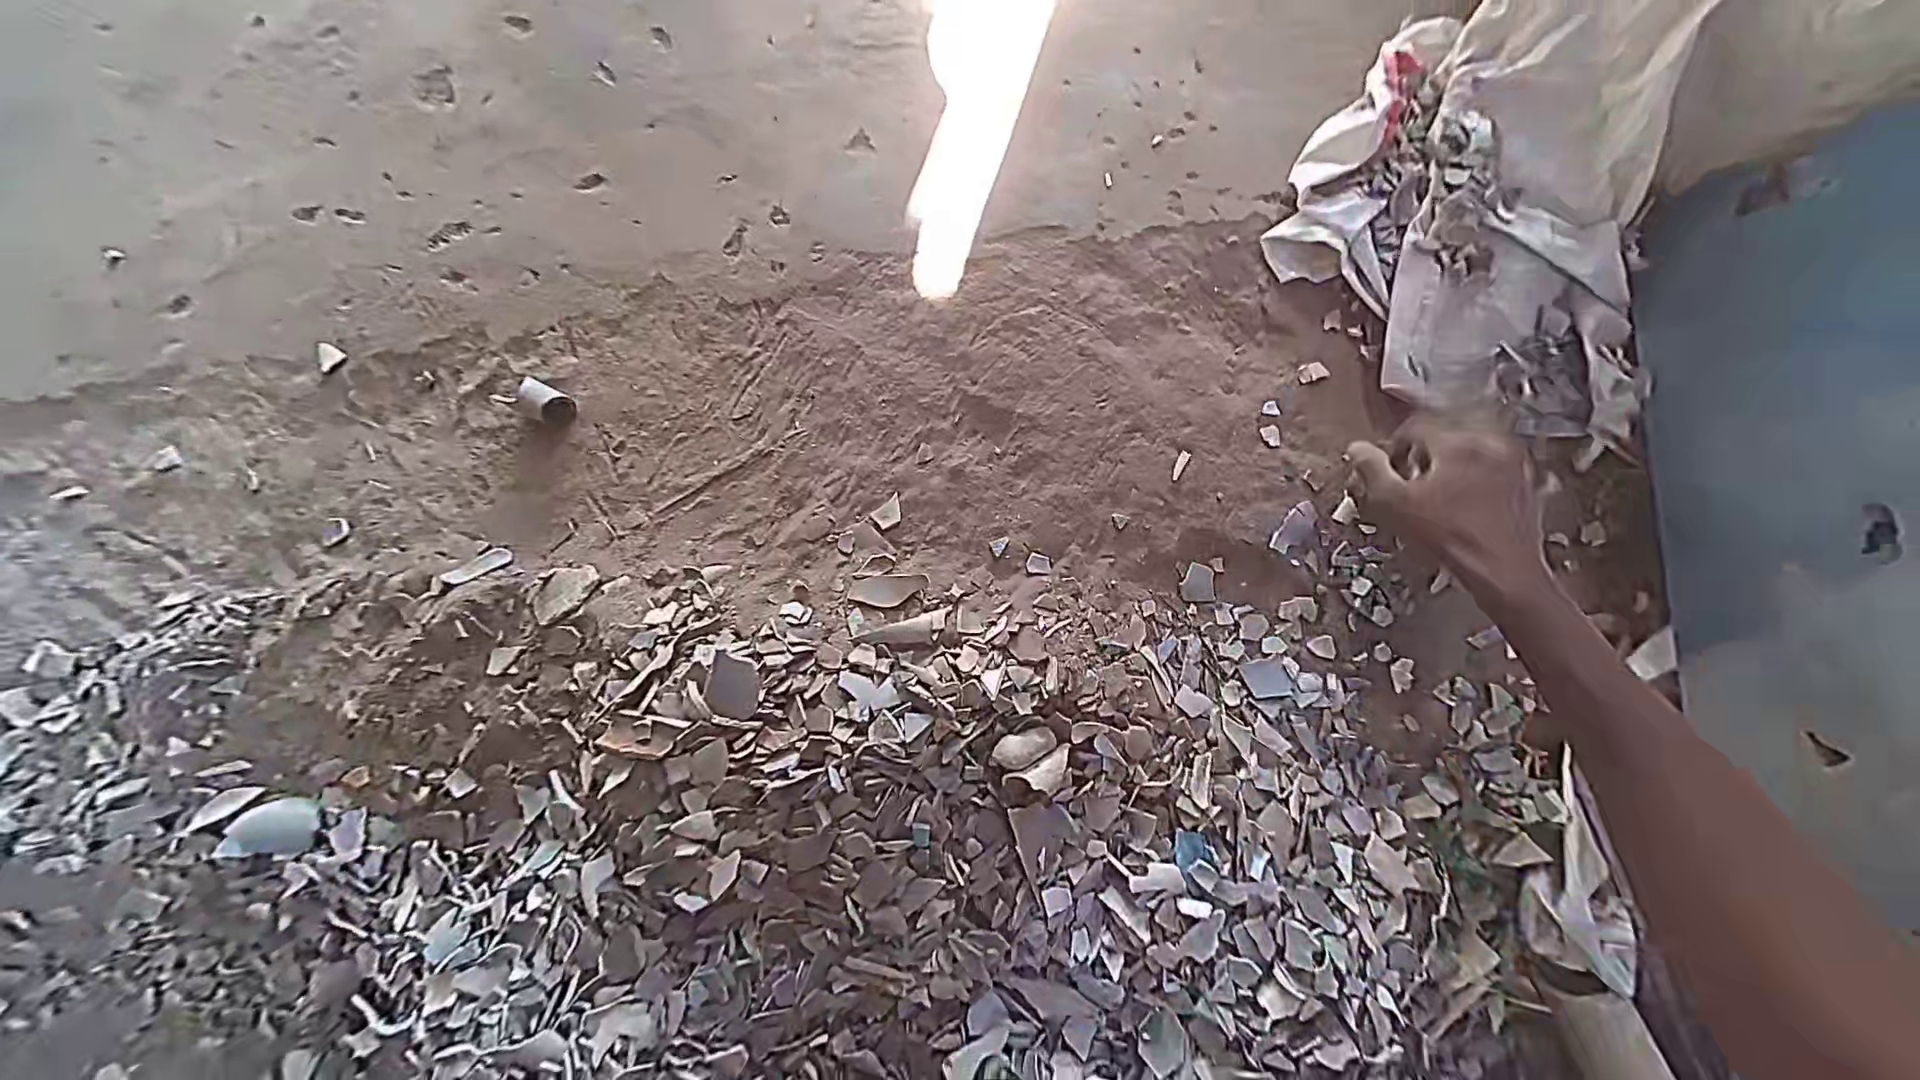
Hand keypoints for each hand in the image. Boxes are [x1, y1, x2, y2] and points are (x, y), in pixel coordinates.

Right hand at [1346, 417, 1548, 596]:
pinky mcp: (1523, 485)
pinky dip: (1467, 483)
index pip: (1414, 428)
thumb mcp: (1393, 502)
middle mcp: (1491, 446)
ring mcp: (1512, 465)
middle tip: (1404, 488)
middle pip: (1441, 440)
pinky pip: (1486, 472)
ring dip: (1442, 472)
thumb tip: (1357, 449)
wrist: (1499, 569)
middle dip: (1418, 461)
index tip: (1385, 469)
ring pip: (1464, 455)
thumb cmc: (1448, 537)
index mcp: (1459, 444)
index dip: (1391, 449)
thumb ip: (1371, 469)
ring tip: (1429, 501)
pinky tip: (1455, 509)